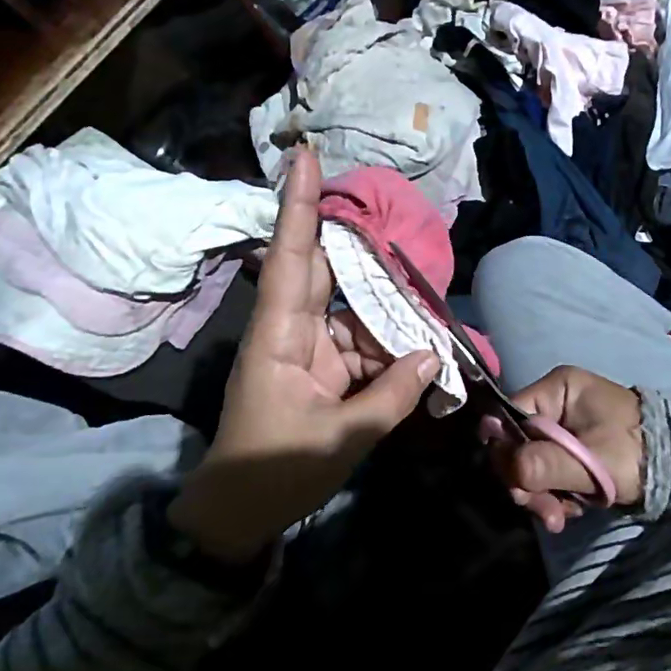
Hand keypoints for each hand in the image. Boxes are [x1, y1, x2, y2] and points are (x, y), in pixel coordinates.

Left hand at [168, 151, 439, 562]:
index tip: (305, 156)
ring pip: (353, 314)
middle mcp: (291, 332)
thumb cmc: (276, 472)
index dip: (298, 206)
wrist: (238, 515)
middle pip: (326, 274)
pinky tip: (420, 355)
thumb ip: (392, 396)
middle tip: (398, 227)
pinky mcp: (319, 373)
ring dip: (389, 317)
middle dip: (360, 250)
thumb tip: (432, 357)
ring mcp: (306, 352)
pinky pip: (359, 346)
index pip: (289, 258)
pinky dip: (388, 350)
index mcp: (280, 338)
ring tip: (430, 316)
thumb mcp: (342, 438)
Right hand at [490, 365, 643, 532]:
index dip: (506, 453)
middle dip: (527, 483)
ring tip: (560, 519)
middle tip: (546, 514)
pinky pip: (547, 471)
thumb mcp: (588, 461)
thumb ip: (543, 464)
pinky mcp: (571, 448)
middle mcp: (555, 402)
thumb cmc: (634, 454)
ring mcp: (563, 426)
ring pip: (530, 462)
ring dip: (541, 495)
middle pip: (517, 444)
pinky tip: (570, 511)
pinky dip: (554, 494)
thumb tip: (501, 462)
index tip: (519, 487)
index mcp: (559, 388)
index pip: (508, 417)